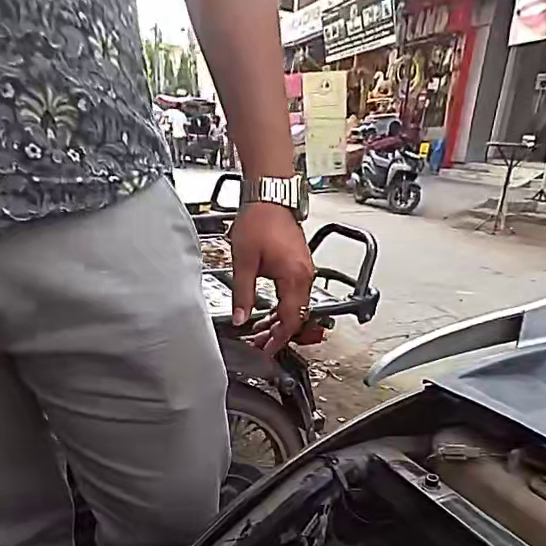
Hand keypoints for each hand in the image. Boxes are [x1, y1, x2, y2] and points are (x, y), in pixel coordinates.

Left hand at [230, 201, 313, 352]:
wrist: (269, 195)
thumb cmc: (259, 220)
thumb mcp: (244, 262)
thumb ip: (242, 294)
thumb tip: (240, 318)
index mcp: (294, 277)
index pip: (290, 320)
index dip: (278, 339)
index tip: (266, 350)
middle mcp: (304, 276)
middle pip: (296, 316)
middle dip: (278, 334)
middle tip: (259, 344)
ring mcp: (304, 270)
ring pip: (296, 307)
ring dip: (279, 322)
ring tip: (260, 332)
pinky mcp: (299, 265)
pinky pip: (295, 295)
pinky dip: (282, 308)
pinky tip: (267, 313)